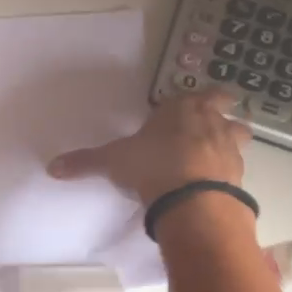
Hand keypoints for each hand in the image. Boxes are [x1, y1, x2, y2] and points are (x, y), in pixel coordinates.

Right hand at [47, 90, 249, 204]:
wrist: (192, 196)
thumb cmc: (152, 164)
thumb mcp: (113, 161)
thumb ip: (85, 162)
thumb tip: (52, 167)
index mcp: (182, 107)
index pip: (189, 94)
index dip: (184, 103)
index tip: (175, 113)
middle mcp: (211, 119)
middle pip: (224, 105)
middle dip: (217, 111)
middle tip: (203, 125)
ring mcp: (229, 144)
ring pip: (238, 132)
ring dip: (228, 138)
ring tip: (211, 154)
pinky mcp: (239, 171)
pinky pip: (235, 164)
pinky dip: (225, 169)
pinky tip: (211, 181)